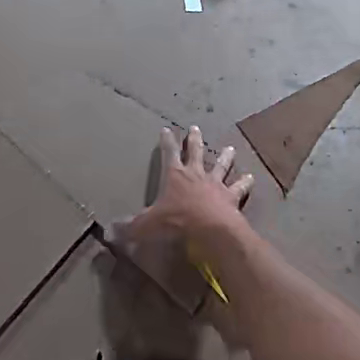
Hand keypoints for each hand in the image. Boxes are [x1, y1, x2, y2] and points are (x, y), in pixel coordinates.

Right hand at [128, 126, 252, 248]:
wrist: (210, 229)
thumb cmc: (177, 222)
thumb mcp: (147, 226)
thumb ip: (130, 228)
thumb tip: (108, 232)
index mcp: (175, 176)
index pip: (168, 153)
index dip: (166, 141)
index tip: (166, 129)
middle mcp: (196, 174)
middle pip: (196, 152)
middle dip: (195, 140)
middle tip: (195, 128)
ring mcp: (216, 183)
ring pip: (221, 164)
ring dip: (225, 156)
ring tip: (230, 148)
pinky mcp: (231, 196)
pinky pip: (239, 187)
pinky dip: (245, 182)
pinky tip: (251, 177)